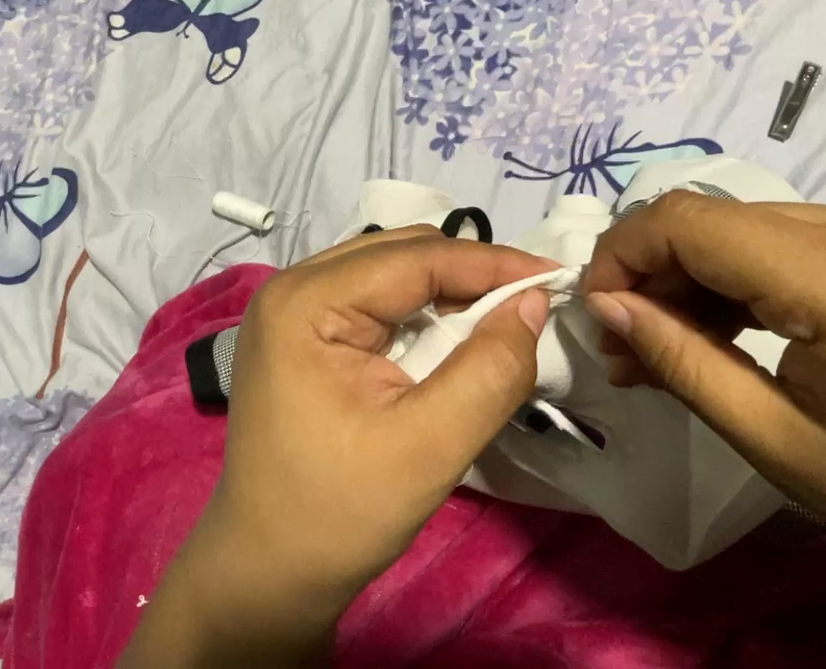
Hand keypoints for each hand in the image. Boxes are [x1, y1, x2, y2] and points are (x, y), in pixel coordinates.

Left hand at [125, 229, 555, 665]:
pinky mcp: (304, 332)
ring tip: (501, 318)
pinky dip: (422, 310)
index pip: (414, 259)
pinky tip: (453, 335)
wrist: (268, 571)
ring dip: (449, 290)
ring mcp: (294, 309)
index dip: (490, 264)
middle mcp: (293, 288)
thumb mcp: (428, 448)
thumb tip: (531, 303)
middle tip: (532, 304)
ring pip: (391, 271)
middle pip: (401, 255)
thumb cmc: (339, 514)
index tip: (557, 279)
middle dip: (471, 274)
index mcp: (306, 303)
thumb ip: (488, 372)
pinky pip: (376, 299)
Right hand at [581, 193, 825, 668]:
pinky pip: (793, 243)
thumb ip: (682, 363)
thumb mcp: (786, 447)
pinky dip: (745, 280)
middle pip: (713, 217)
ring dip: (696, 278)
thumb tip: (605, 309)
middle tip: (628, 351)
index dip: (620, 256)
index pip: (685, 220)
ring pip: (749, 228)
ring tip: (670, 351)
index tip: (596, 320)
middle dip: (653, 273)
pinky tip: (733, 332)